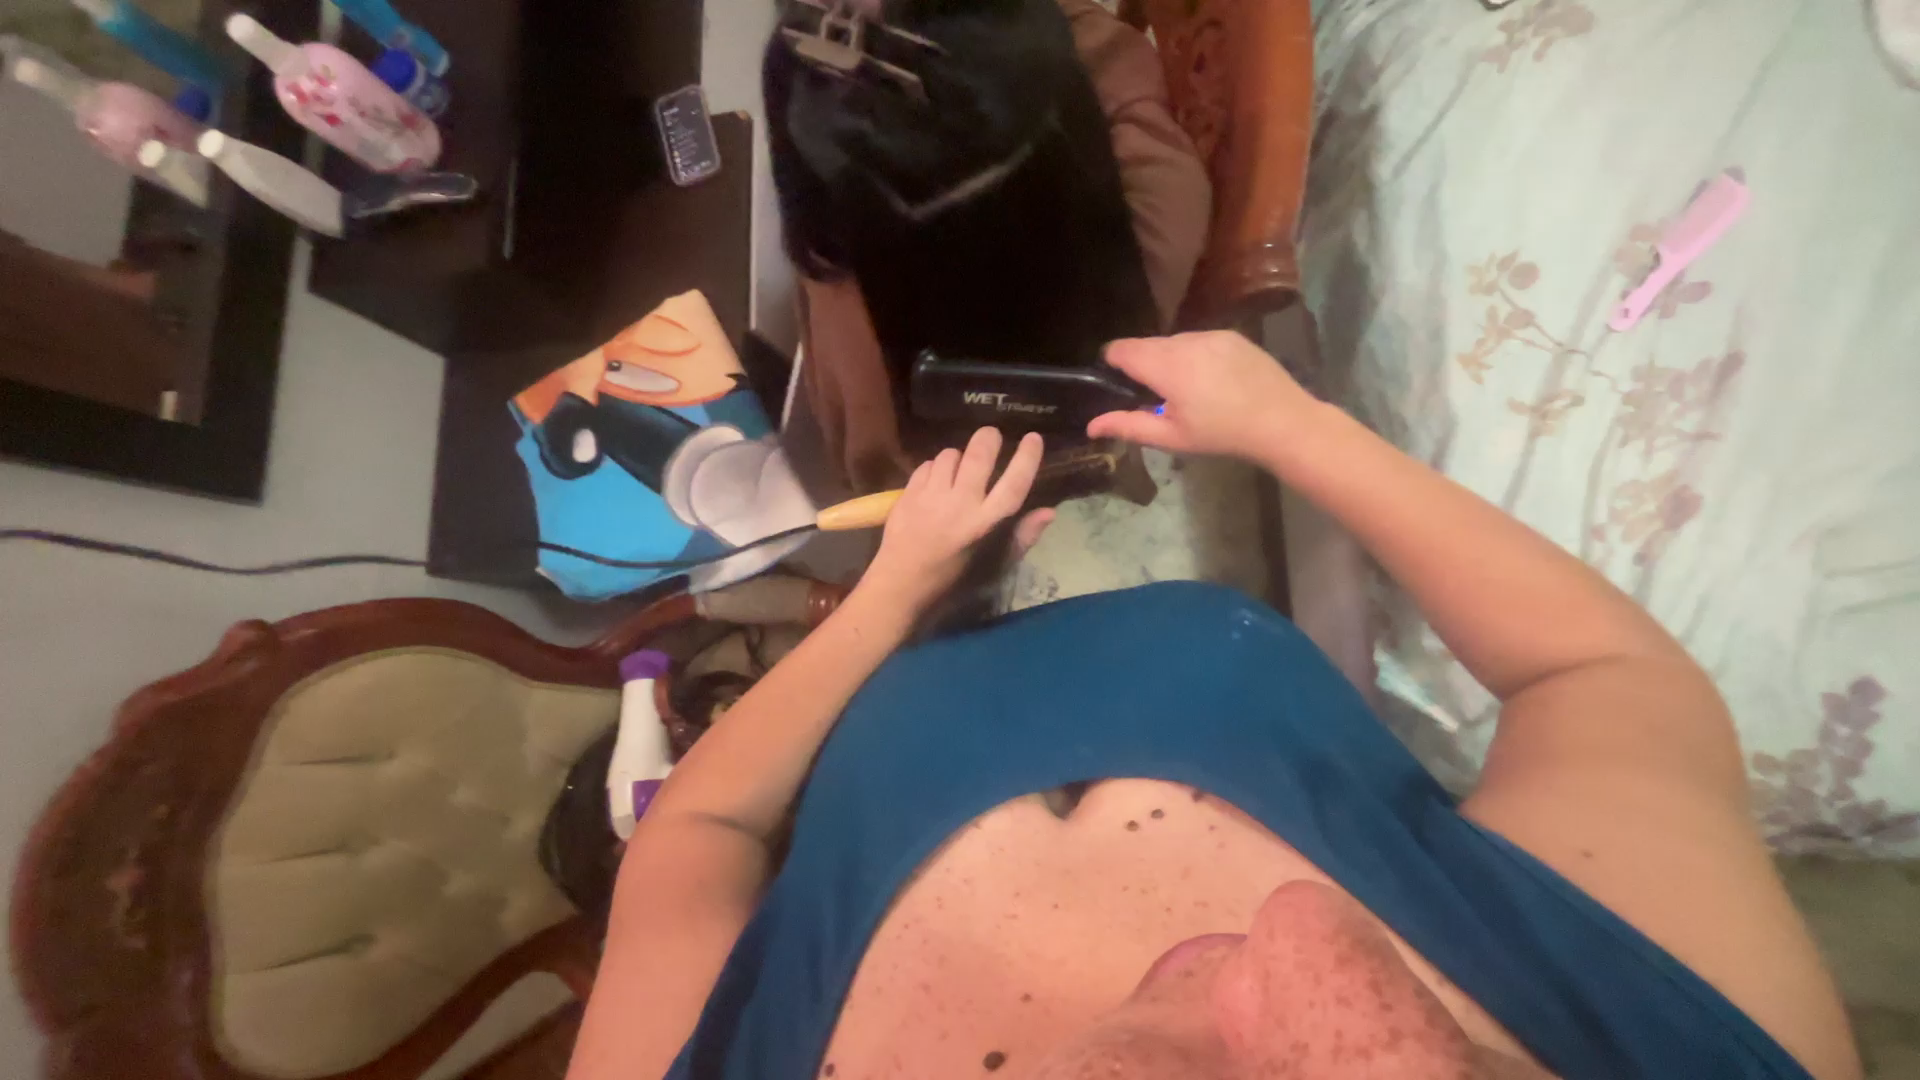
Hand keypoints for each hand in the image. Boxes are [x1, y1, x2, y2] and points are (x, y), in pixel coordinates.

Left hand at [858, 428, 1053, 614]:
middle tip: (991, 437)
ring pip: (950, 455)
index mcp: (984, 524)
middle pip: (978, 455)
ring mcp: (930, 497)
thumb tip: (1049, 511)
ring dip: (958, 457)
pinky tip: (937, 483)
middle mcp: (959, 505)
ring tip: (960, 470)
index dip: (1027, 458)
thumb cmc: (953, 578)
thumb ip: (1022, 537)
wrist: (901, 584)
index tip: (1033, 438)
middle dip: (988, 438)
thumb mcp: (993, 563)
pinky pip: (927, 464)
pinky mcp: (908, 494)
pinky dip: (935, 468)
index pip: (1013, 485)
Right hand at [1086, 331, 1320, 463]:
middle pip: (1144, 344)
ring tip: (1185, 391)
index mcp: (1166, 366)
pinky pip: (1197, 340)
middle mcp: (1185, 341)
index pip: (1120, 349)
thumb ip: (1128, 426)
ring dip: (1167, 360)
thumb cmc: (1221, 433)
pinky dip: (1192, 356)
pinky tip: (1209, 382)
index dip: (1111, 365)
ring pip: (1171, 342)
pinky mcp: (1231, 335)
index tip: (1119, 388)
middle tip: (1155, 398)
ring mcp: (1211, 334)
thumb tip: (1091, 425)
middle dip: (1141, 366)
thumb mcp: (1171, 436)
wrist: (1282, 421)